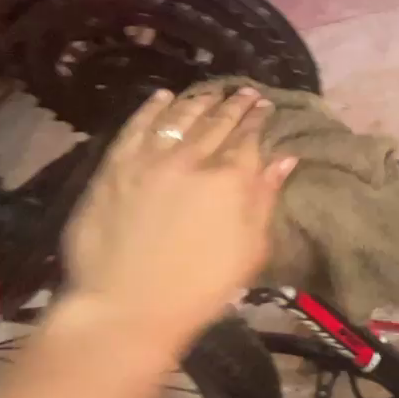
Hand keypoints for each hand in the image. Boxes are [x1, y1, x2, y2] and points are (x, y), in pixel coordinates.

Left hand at [58, 87, 294, 349]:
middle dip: (234, 105)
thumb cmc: (203, 286)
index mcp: (231, 180)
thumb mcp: (252, 248)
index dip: (258, 118)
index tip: (265, 105)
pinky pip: (136, 127)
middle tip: (245, 91)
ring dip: (199, 101)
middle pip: (217, 123)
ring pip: (179, 118)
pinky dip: (151, 109)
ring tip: (212, 91)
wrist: (129, 306)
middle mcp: (193, 160)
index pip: (249, 138)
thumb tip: (284, 159)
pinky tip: (163, 97)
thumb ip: (266, 198)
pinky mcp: (114, 168)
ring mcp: (149, 161)